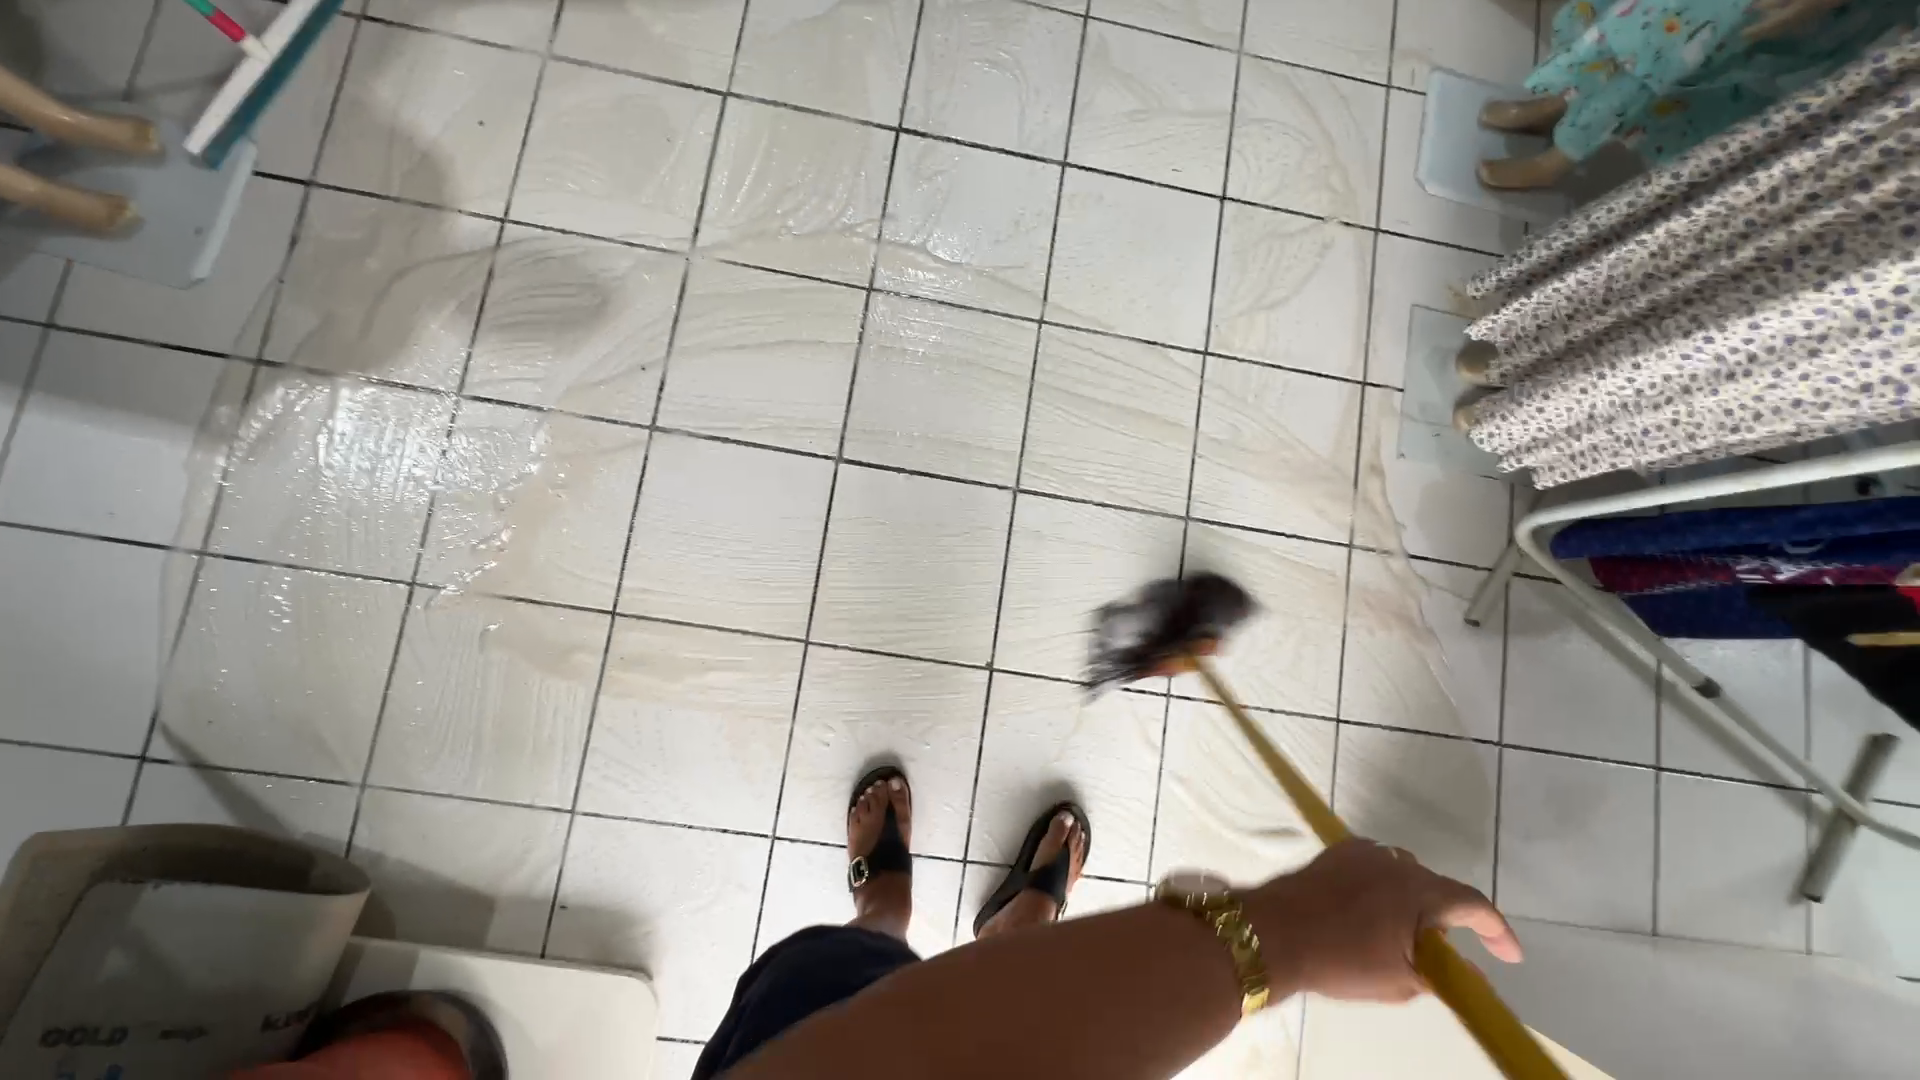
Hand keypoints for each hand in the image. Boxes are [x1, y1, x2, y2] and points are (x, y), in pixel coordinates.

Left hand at [1244, 839, 1522, 1002]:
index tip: (1510, 956)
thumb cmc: (1341, 959)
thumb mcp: (1402, 980)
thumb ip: (1443, 974)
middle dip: (1449, 918)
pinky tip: (1373, 910)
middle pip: (1438, 887)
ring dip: (1415, 899)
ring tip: (1405, 933)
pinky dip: (1385, 885)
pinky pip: (1375, 865)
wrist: (1275, 933)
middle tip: (1445, 952)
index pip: (1474, 904)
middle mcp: (1395, 862)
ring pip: (1405, 873)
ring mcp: (1361, 852)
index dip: (1498, 931)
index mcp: (1419, 891)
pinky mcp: (1335, 853)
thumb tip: (1471, 974)